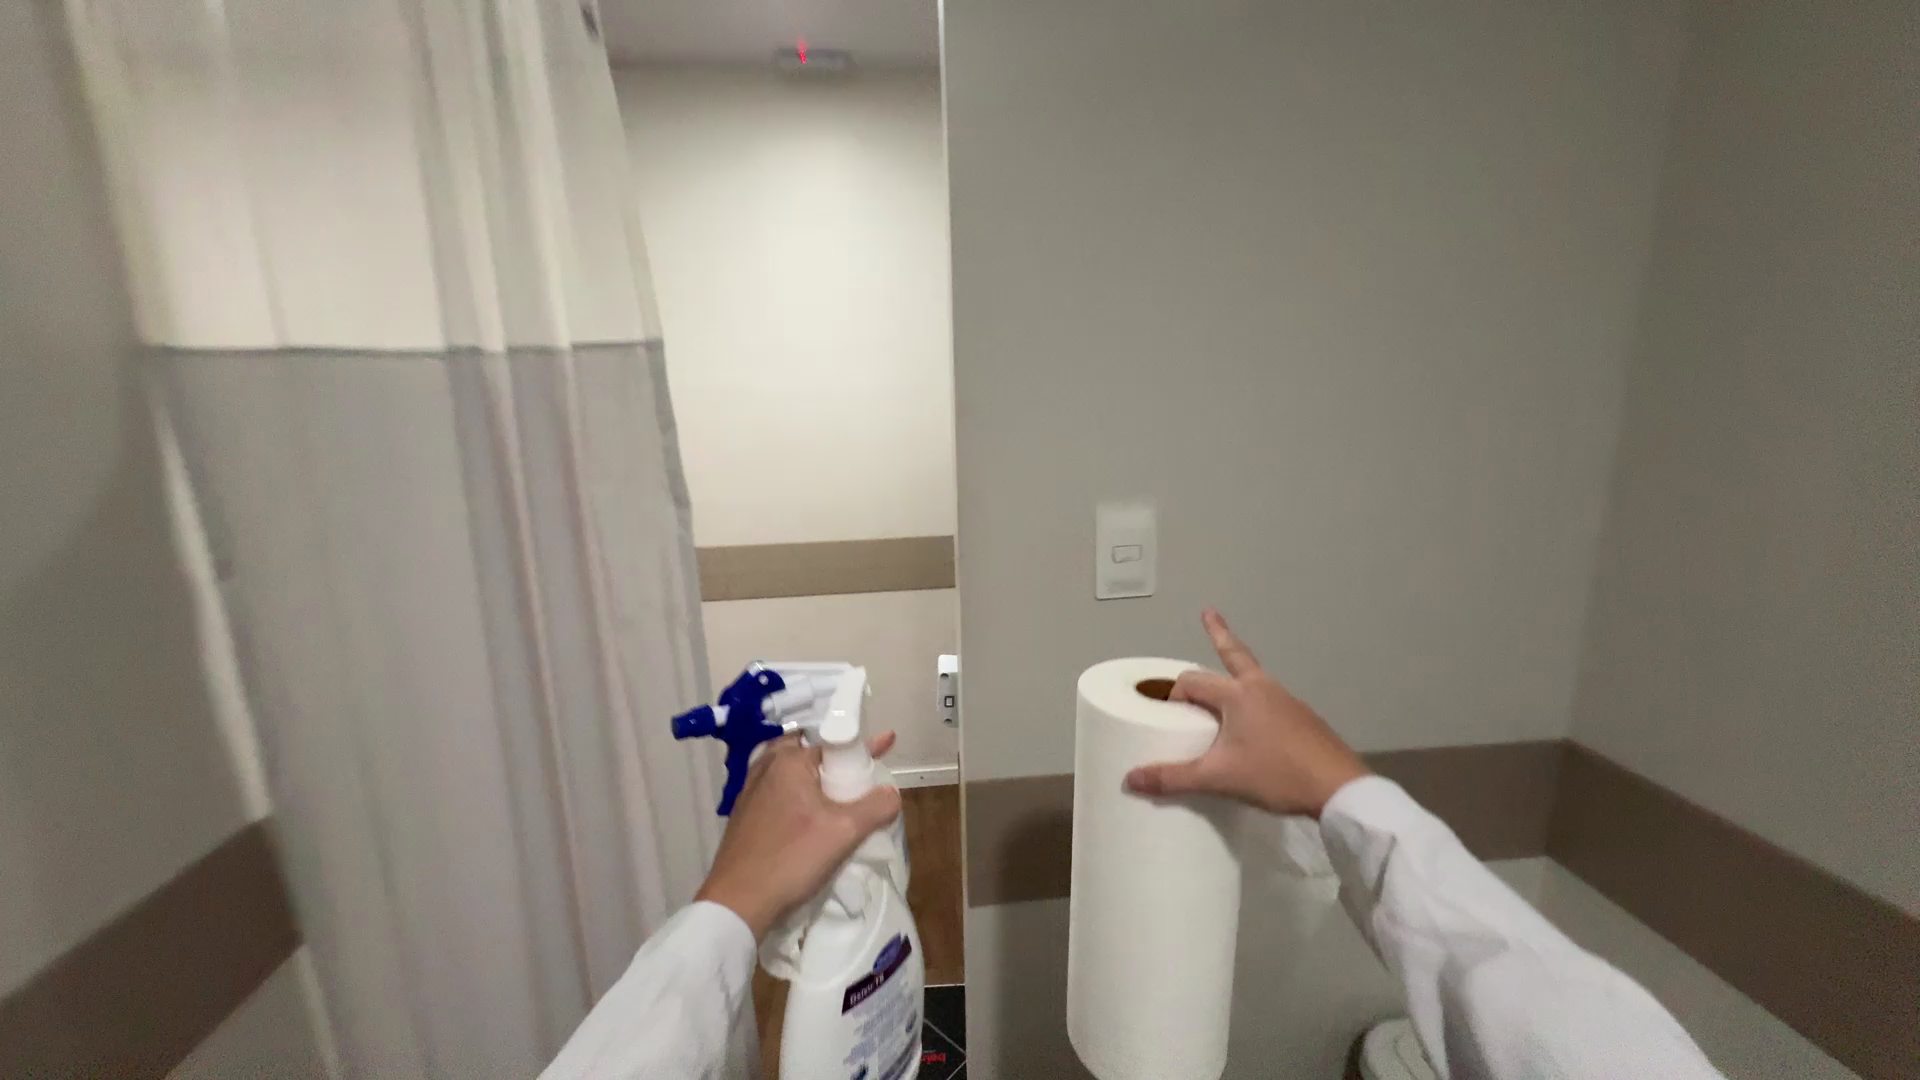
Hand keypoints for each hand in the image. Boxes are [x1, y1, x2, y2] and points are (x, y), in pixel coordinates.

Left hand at [695, 731, 901, 939]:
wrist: (737, 905)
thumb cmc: (791, 859)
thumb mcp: (844, 832)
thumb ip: (876, 807)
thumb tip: (892, 794)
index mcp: (789, 760)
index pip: (835, 742)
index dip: (863, 746)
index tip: (887, 742)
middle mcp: (767, 766)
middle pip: (813, 754)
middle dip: (839, 761)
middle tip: (862, 777)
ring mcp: (751, 790)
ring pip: (795, 774)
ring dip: (819, 781)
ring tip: (842, 796)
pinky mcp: (745, 814)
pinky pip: (782, 793)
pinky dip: (801, 797)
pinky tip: (813, 817)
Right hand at [1126, 609, 1367, 816]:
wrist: (1341, 790)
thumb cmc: (1276, 775)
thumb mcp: (1219, 779)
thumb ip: (1173, 778)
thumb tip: (1130, 779)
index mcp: (1238, 694)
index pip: (1193, 680)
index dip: (1173, 693)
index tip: (1167, 716)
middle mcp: (1262, 688)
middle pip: (1234, 654)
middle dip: (1219, 634)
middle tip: (1208, 614)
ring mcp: (1288, 701)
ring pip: (1253, 679)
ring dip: (1236, 672)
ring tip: (1226, 681)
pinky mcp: (1304, 719)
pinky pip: (1270, 700)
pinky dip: (1255, 701)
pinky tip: (1255, 725)